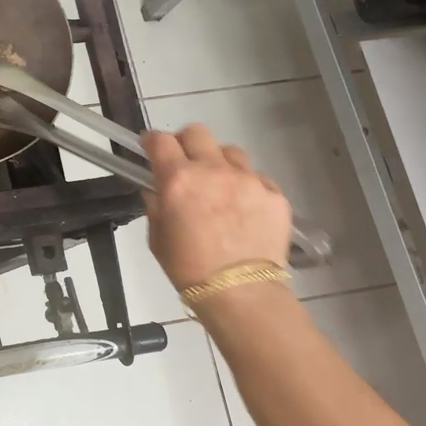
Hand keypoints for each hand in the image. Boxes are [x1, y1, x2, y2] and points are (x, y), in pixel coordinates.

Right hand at [140, 125, 291, 287]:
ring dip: (219, 163)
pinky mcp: (274, 194)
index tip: (151, 148)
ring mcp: (248, 180)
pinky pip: (256, 178)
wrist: (240, 293)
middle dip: (186, 143)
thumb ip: (156, 205)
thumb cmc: (188, 268)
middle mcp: (213, 171)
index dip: (153, 142)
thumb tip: (158, 189)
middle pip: (197, 133)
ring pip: (230, 152)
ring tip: (219, 187)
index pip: (161, 141)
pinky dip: (246, 186)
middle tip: (185, 164)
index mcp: (178, 179)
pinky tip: (243, 209)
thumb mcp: (157, 237)